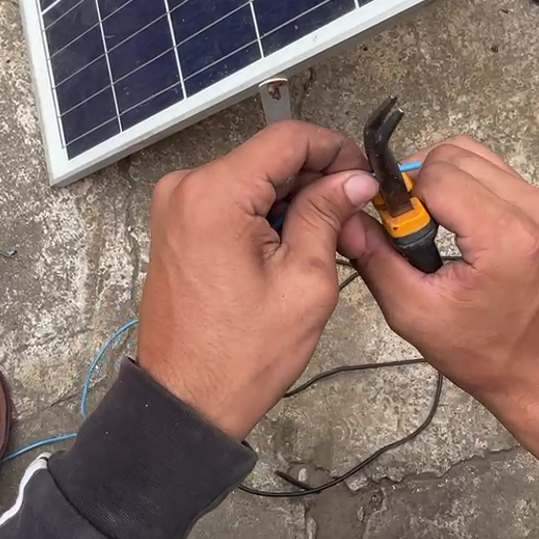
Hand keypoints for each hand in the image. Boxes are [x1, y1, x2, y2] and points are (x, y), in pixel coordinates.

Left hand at [137, 121, 380, 439]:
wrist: (185, 400)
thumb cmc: (240, 356)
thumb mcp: (303, 281)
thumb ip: (327, 215)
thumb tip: (353, 178)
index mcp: (215, 193)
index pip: (287, 138)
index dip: (334, 149)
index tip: (362, 175)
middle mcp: (186, 188)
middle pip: (269, 159)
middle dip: (317, 182)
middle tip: (353, 220)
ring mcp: (175, 207)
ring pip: (253, 181)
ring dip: (293, 202)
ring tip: (327, 244)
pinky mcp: (177, 227)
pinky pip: (231, 202)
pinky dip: (265, 216)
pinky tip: (290, 249)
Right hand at [338, 137, 538, 471]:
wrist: (538, 370)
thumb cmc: (478, 350)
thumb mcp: (411, 312)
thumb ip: (375, 257)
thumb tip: (345, 216)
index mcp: (507, 237)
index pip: (438, 175)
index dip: (405, 198)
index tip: (397, 231)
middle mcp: (538, 210)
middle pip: (455, 155)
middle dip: (421, 184)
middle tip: (412, 229)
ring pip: (473, 153)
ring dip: (442, 181)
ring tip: (433, 224)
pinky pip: (493, 169)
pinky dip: (465, 186)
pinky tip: (456, 222)